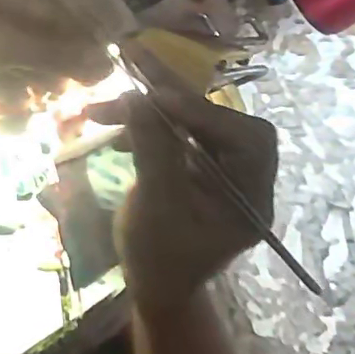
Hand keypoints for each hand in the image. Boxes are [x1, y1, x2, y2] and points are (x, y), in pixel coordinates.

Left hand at [0, 0, 109, 96]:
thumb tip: (107, 66)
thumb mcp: (7, 42)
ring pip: (11, 52)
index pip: (49, 6)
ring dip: (35, 75)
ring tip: (54, 99)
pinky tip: (18, 106)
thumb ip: (58, 52)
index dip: (80, 35)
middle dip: (59, 58)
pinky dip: (7, 86)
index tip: (105, 66)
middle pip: (31, 29)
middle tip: (82, 88)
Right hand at [88, 52, 278, 312]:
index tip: (155, 97)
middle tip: (134, 67)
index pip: (245, 139)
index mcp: (252, 196)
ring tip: (103, 106)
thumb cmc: (159, 258)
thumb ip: (152, 151)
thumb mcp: (155, 208)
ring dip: (150, 108)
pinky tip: (115, 126)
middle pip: (219, 120)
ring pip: (193, 121)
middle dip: (174, 97)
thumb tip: (137, 97)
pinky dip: (146, 123)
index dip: (203, 112)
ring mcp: (220, 169)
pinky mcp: (196, 165)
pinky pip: (177, 131)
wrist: (154, 285)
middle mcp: (245, 176)